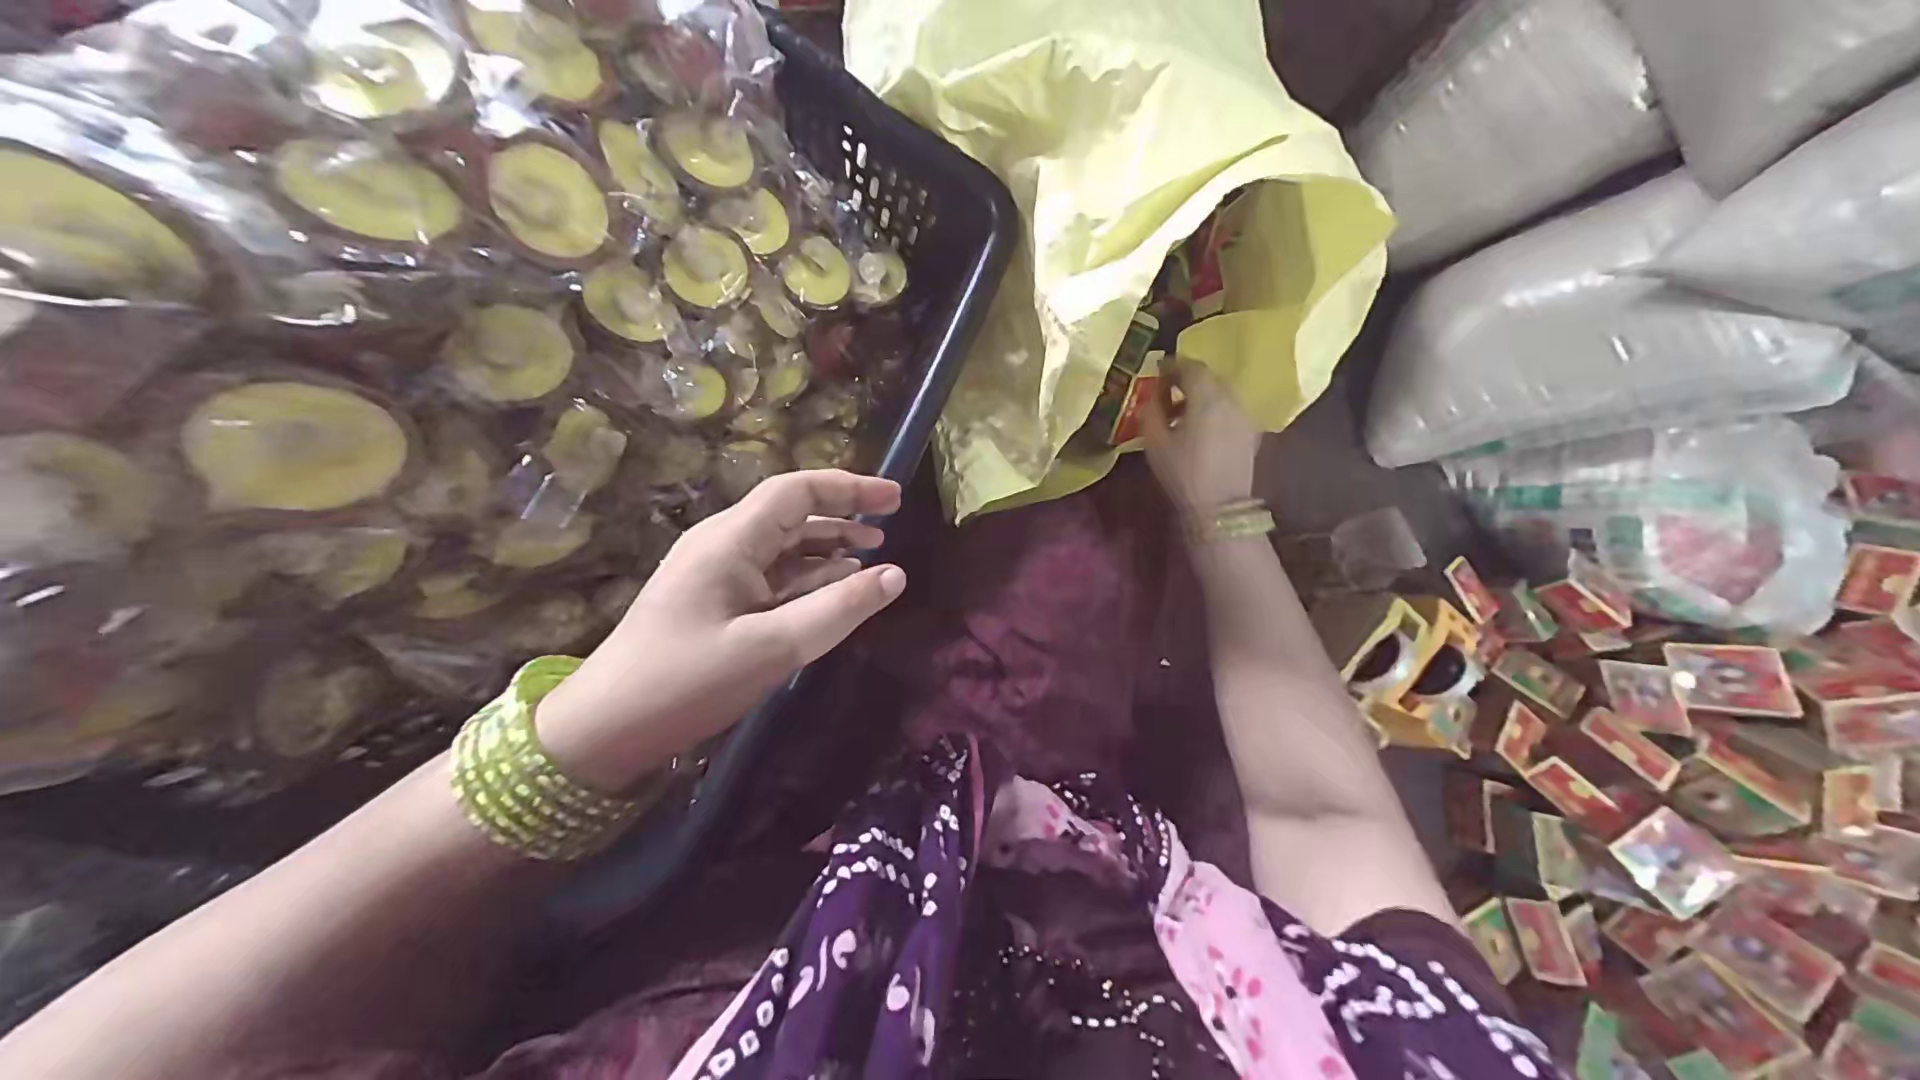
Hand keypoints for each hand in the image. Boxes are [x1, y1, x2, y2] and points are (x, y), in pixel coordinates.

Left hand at [534, 470, 907, 793]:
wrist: (605, 729)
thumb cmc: (687, 681)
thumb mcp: (774, 646)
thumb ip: (839, 608)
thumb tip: (896, 575)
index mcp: (731, 540)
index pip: (797, 491)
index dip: (850, 488)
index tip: (895, 498)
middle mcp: (724, 545)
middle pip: (792, 514)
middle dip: (843, 514)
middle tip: (891, 526)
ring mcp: (718, 575)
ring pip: (784, 546)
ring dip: (829, 546)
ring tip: (873, 553)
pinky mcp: (717, 603)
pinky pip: (772, 577)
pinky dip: (809, 577)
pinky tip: (834, 587)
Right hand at [1141, 361, 1262, 522]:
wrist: (1219, 507)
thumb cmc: (1182, 472)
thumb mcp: (1155, 442)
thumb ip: (1151, 412)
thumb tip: (1152, 398)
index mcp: (1206, 397)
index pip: (1191, 367)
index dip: (1173, 366)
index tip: (1158, 371)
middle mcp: (1231, 399)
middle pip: (1210, 377)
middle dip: (1189, 379)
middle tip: (1168, 391)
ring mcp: (1245, 416)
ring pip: (1223, 393)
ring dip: (1203, 395)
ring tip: (1183, 413)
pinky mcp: (1251, 433)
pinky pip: (1231, 410)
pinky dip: (1216, 410)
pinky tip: (1202, 429)